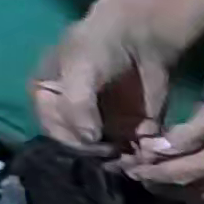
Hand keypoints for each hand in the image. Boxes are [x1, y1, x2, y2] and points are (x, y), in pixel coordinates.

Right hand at [31, 19, 172, 152]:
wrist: (140, 42)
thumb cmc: (98, 47)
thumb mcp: (79, 70)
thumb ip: (78, 103)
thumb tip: (87, 138)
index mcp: (50, 99)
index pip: (56, 132)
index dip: (75, 144)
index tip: (96, 144)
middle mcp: (78, 116)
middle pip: (86, 148)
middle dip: (103, 157)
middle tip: (122, 156)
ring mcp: (110, 125)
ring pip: (115, 155)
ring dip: (126, 162)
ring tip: (138, 159)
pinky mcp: (138, 130)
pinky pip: (140, 151)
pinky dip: (146, 157)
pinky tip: (153, 155)